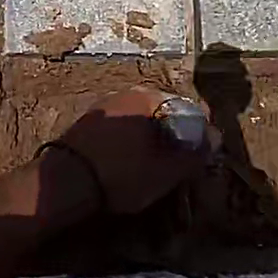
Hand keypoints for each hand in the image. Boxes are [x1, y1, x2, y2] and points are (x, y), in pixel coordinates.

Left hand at [48, 88, 218, 214]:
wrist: (63, 183)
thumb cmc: (121, 175)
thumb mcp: (166, 171)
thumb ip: (195, 153)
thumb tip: (214, 137)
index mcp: (148, 98)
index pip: (188, 110)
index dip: (198, 135)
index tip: (199, 158)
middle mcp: (125, 94)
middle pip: (163, 114)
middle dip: (173, 138)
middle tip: (178, 166)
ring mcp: (103, 107)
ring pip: (139, 123)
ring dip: (150, 142)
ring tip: (153, 170)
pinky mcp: (86, 124)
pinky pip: (119, 131)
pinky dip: (128, 145)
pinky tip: (128, 166)